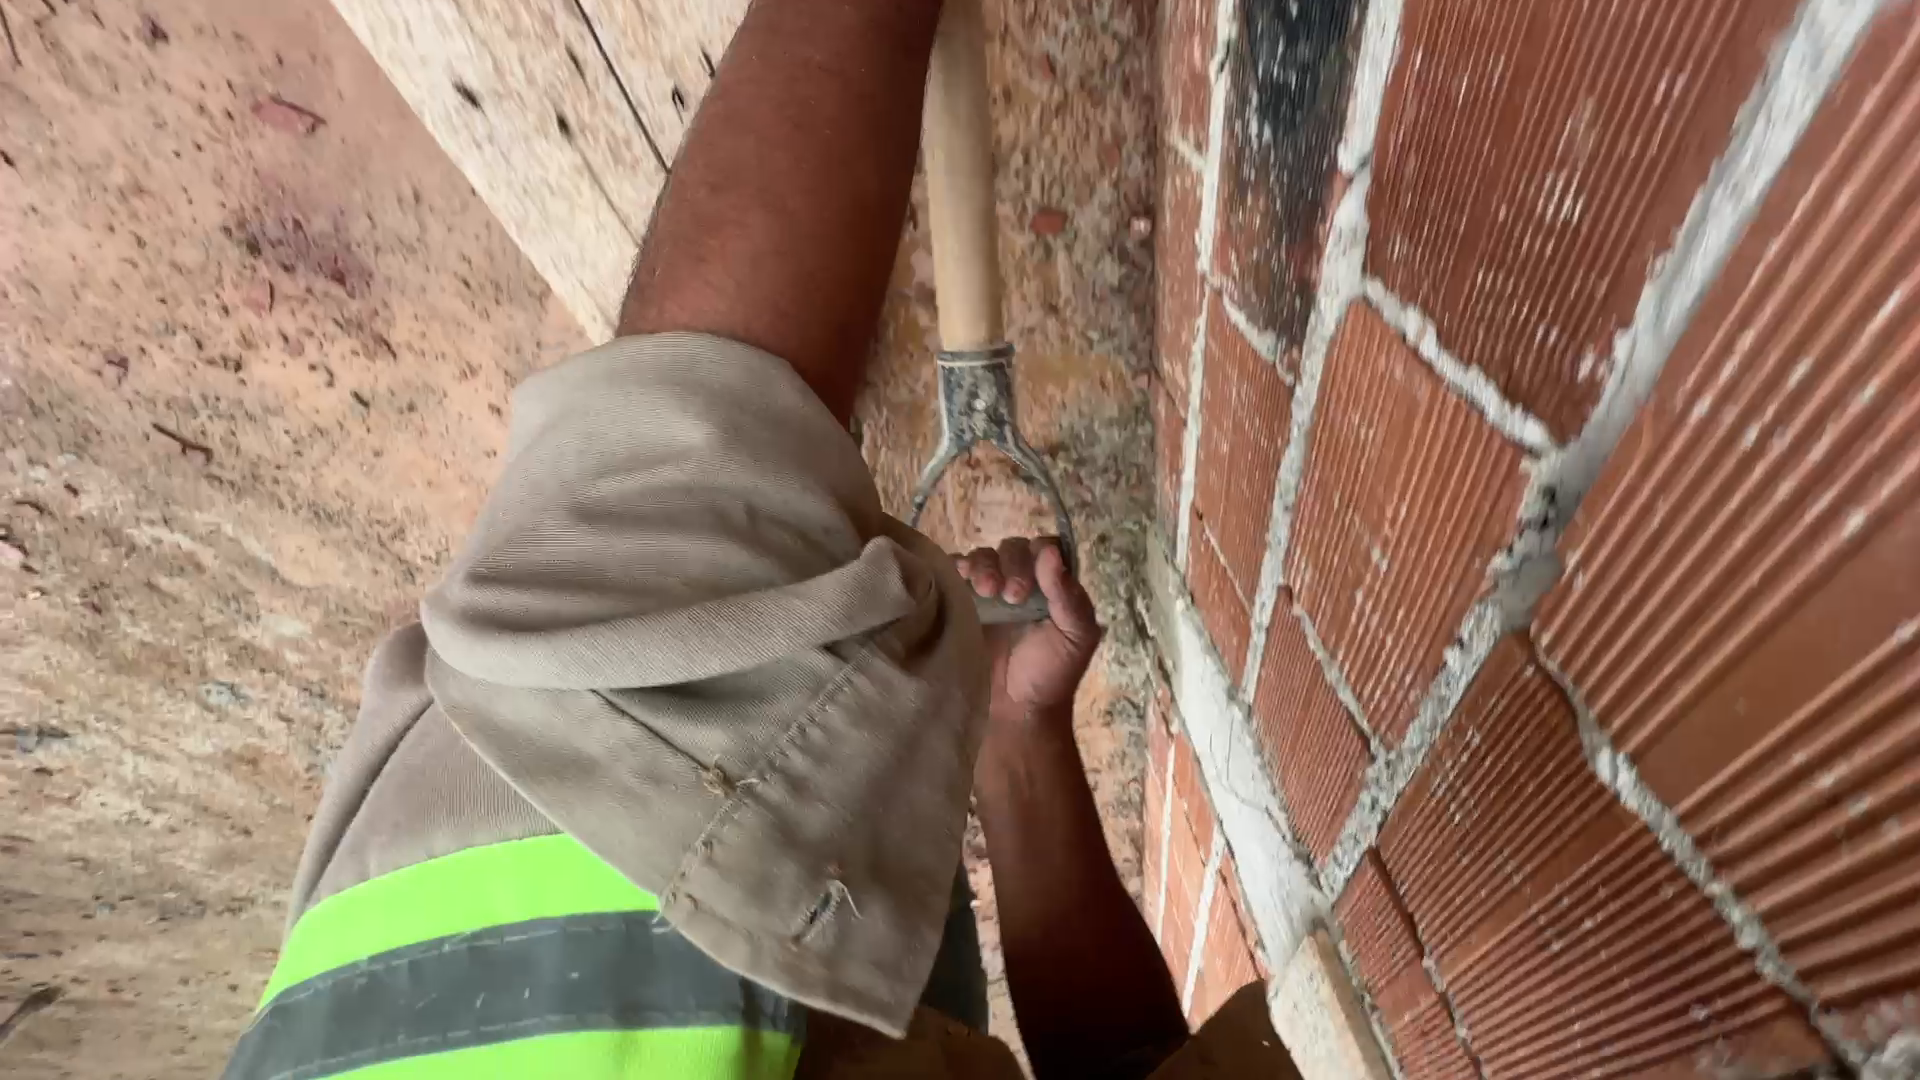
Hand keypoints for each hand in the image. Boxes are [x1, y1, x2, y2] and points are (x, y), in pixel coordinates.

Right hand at [955, 538, 1101, 728]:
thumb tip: (1050, 553)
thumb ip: (1069, 597)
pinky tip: (958, 576)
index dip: (1038, 556)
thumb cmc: (1050, 674)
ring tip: (986, 592)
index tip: (1032, 586)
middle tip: (1010, 597)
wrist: (1013, 711)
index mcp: (1053, 584)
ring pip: (984, 555)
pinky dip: (956, 566)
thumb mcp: (1076, 637)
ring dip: (983, 565)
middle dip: (1011, 565)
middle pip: (1013, 548)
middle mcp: (1021, 579)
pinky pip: (956, 571)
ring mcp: (989, 589)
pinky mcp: (962, 600)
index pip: (1045, 548)